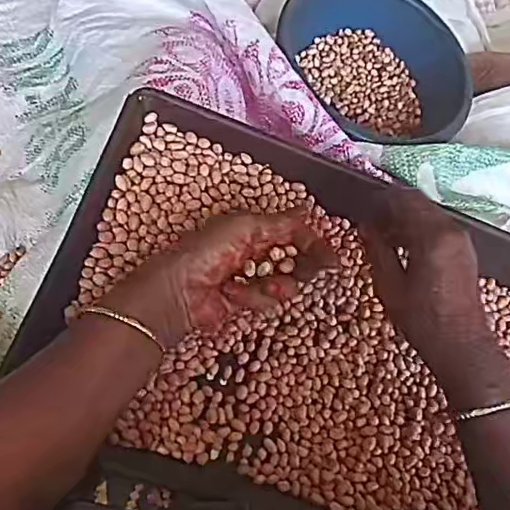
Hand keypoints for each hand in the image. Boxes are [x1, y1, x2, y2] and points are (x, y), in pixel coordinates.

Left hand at [102, 212, 324, 346]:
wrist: (179, 291)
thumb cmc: (206, 251)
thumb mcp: (246, 227)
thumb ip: (281, 223)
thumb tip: (306, 210)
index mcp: (254, 228)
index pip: (293, 233)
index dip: (313, 244)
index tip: (330, 258)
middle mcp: (254, 251)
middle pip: (294, 260)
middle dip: (299, 267)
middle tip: (304, 272)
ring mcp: (250, 276)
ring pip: (284, 283)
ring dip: (276, 285)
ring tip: (262, 284)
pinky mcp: (244, 300)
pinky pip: (265, 300)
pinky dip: (253, 297)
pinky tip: (234, 293)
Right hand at [362, 190, 509, 406]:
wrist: (461, 344)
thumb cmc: (423, 321)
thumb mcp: (390, 287)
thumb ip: (377, 251)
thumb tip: (365, 228)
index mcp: (433, 236)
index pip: (404, 200)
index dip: (381, 201)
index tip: (364, 208)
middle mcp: (452, 231)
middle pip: (419, 204)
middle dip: (394, 209)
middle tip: (371, 223)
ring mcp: (462, 240)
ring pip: (430, 215)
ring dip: (407, 220)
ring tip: (383, 237)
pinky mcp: (465, 252)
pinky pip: (439, 229)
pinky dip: (420, 231)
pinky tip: (404, 249)